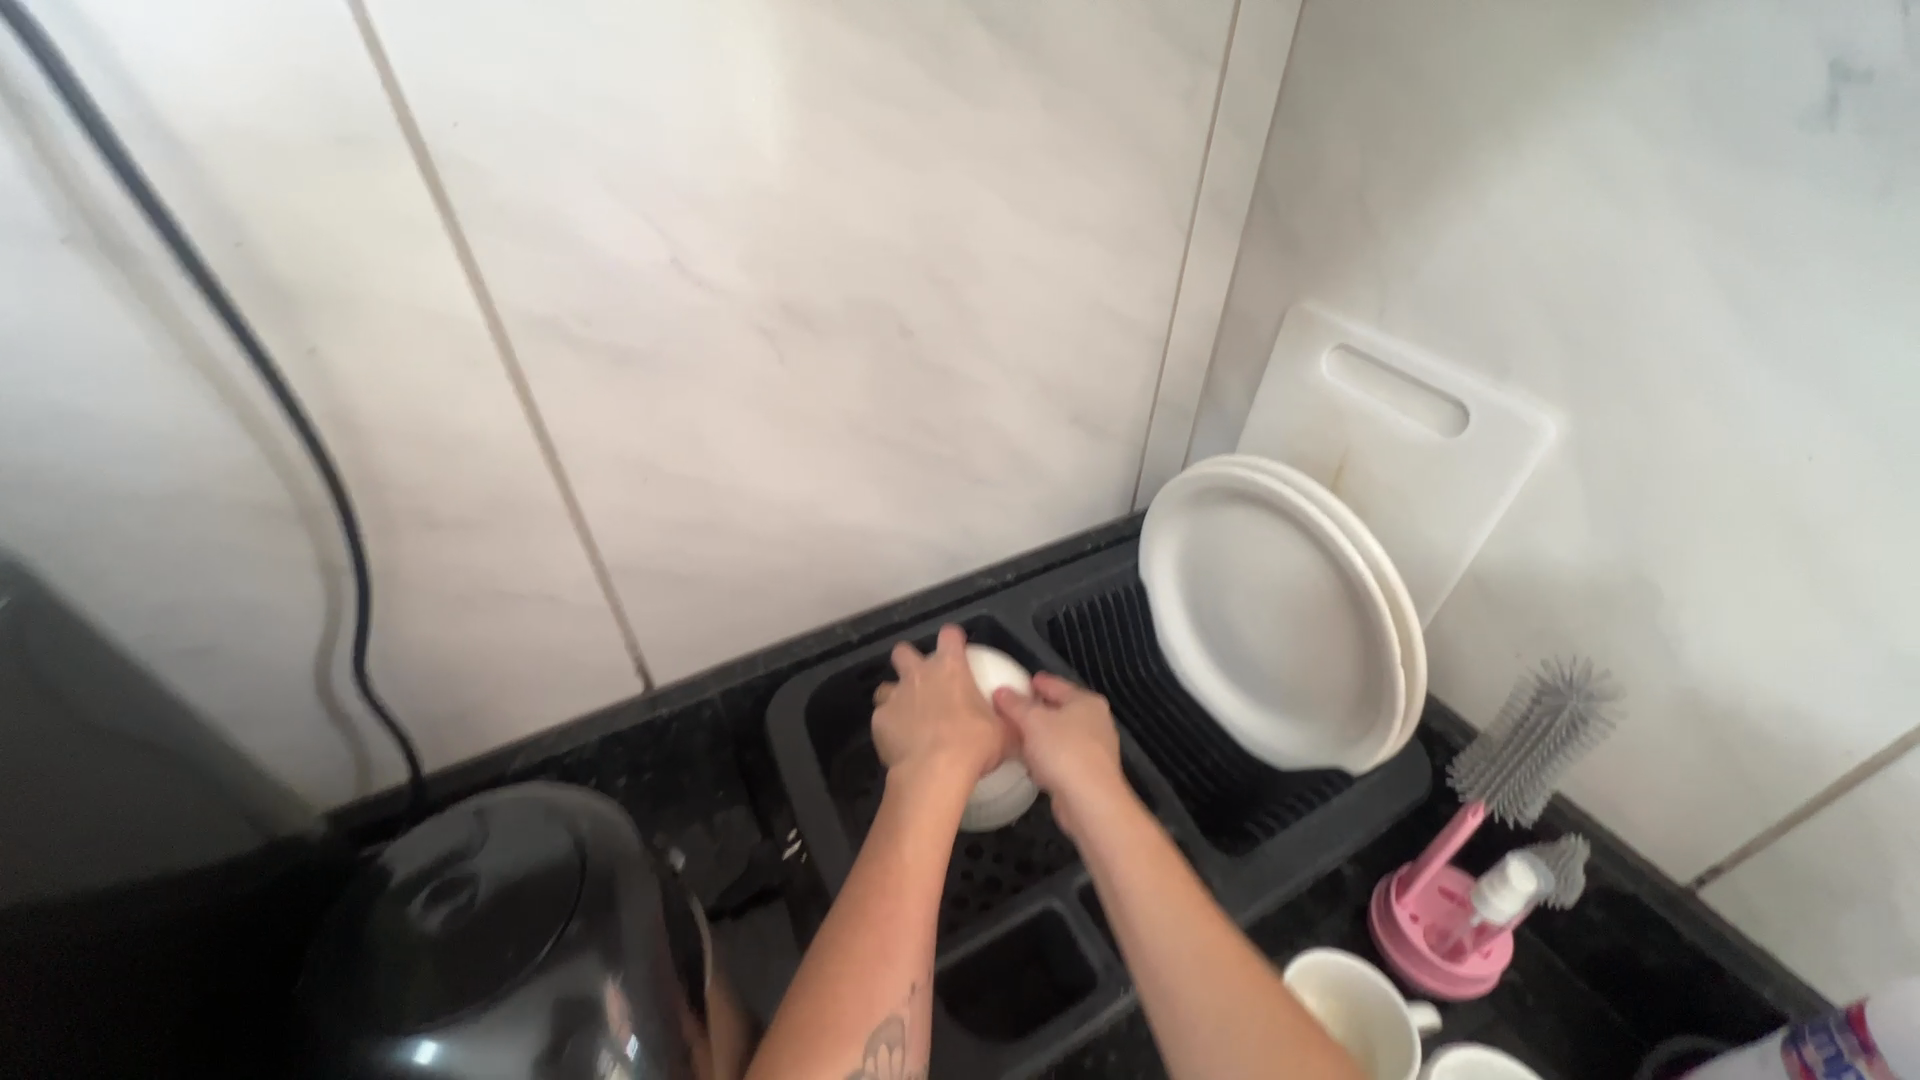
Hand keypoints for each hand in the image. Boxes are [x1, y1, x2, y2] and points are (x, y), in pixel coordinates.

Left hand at [870, 625, 1009, 782]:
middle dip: (909, 660)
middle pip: (904, 652)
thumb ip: (1007, 721)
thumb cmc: (974, 744)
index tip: (957, 647)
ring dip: (896, 697)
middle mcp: (919, 675)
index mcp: (950, 668)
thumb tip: (1016, 720)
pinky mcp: (879, 721)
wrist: (934, 771)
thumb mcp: (1004, 733)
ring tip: (907, 716)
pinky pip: (882, 719)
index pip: (949, 635)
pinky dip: (890, 728)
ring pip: (886, 687)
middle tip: (921, 678)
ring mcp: (895, 697)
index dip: (953, 638)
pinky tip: (900, 743)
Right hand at [992, 673, 1130, 837]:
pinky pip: (1062, 757)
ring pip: (1060, 735)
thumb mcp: (1032, 721)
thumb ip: (1015, 704)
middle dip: (1036, 710)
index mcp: (1086, 701)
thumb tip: (1001, 690)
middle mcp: (1095, 721)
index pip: (1056, 685)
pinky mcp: (1089, 773)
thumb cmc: (1063, 750)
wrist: (1090, 800)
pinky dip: (1047, 757)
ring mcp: (1095, 748)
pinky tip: (1031, 765)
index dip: (1037, 682)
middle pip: (1060, 710)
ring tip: (1016, 737)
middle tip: (1011, 710)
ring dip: (1040, 736)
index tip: (1019, 681)